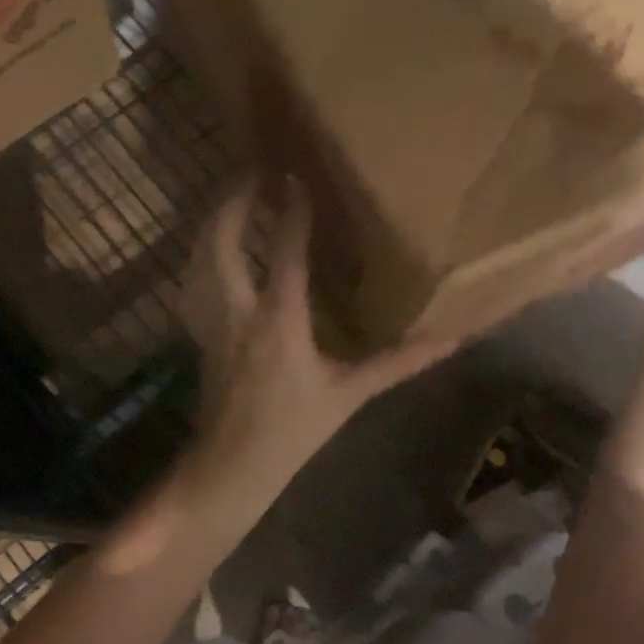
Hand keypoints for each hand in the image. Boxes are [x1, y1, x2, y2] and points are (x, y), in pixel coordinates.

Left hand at [176, 178, 456, 487]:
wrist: (230, 469)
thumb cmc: (292, 434)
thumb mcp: (349, 396)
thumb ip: (397, 363)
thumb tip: (450, 340)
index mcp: (278, 322)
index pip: (284, 251)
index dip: (293, 212)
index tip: (300, 177)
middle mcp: (236, 312)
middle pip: (222, 241)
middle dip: (235, 202)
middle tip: (257, 175)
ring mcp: (210, 322)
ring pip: (198, 258)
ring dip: (214, 223)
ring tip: (237, 202)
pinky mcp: (198, 335)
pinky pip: (193, 282)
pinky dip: (202, 255)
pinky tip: (217, 252)